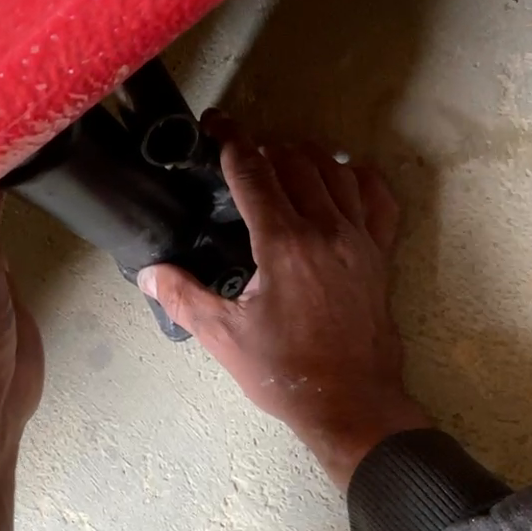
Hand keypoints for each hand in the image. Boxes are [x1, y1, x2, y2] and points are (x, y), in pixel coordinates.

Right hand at [139, 113, 430, 489]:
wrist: (352, 403)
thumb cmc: (286, 374)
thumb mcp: (225, 338)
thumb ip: (184, 297)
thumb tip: (149, 271)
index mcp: (284, 245)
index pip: (254, 173)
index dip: (231, 142)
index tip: (215, 127)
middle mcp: (326, 230)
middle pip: (295, 162)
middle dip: (264, 147)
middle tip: (241, 153)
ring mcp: (360, 240)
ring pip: (336, 172)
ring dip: (307, 157)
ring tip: (283, 160)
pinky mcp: (381, 256)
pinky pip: (379, 199)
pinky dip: (359, 179)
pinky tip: (342, 179)